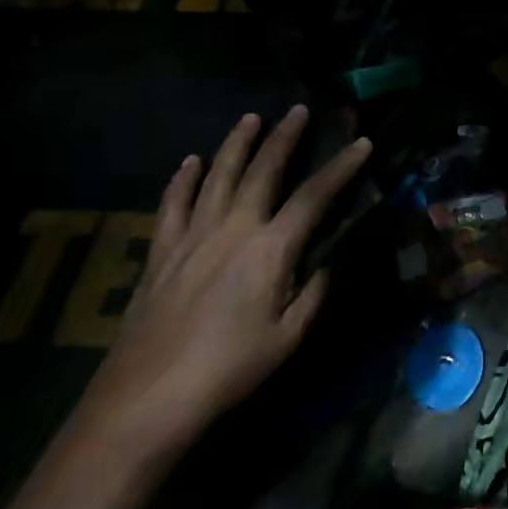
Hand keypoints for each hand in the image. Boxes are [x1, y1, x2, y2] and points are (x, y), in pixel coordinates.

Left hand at [73, 107, 371, 451]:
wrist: (146, 399)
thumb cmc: (228, 369)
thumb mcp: (288, 337)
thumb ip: (314, 291)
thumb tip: (328, 260)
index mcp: (270, 249)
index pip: (314, 195)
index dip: (341, 167)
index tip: (361, 142)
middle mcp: (233, 228)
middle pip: (262, 170)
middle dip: (284, 137)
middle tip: (298, 110)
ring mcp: (192, 235)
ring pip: (217, 175)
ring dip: (236, 144)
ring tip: (250, 118)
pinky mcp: (161, 251)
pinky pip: (172, 203)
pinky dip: (182, 178)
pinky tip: (189, 161)